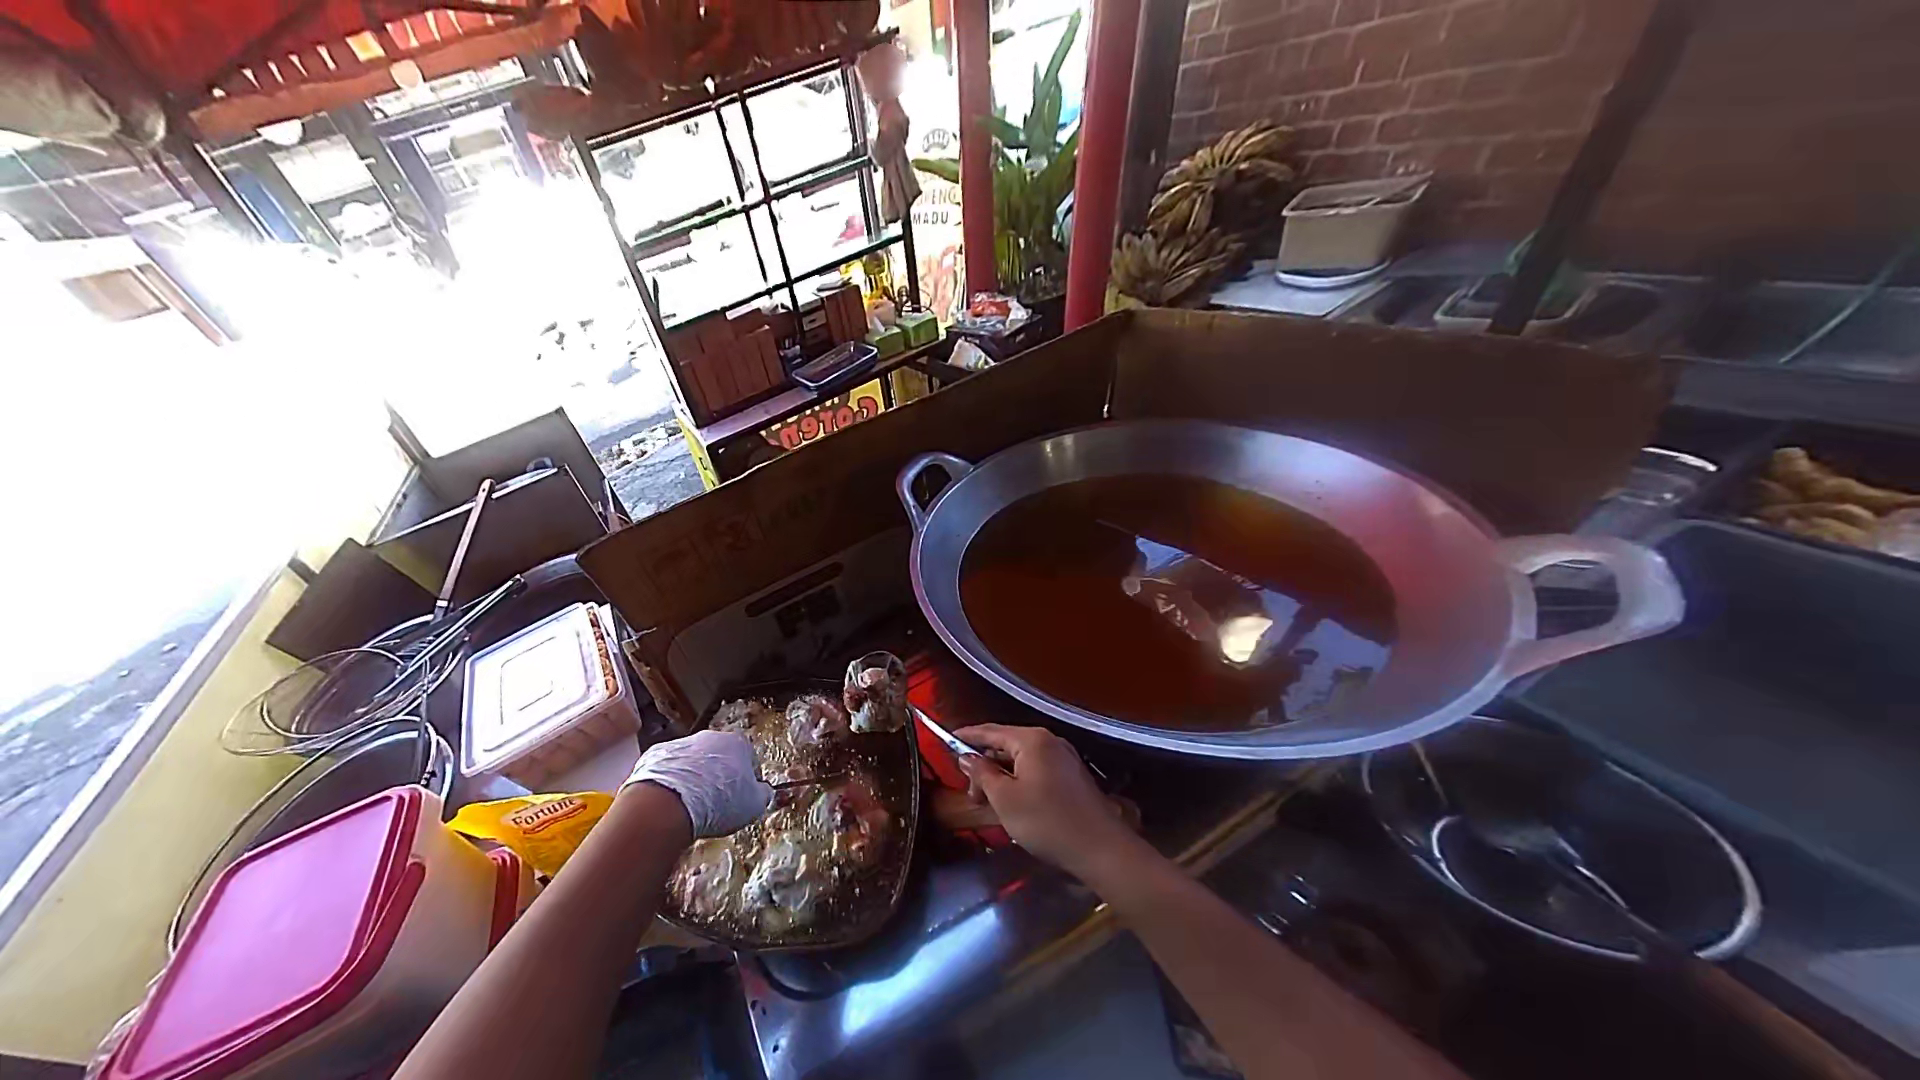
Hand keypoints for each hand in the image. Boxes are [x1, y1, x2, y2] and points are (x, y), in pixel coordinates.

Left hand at [623, 730, 771, 837]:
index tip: (743, 798)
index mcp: (739, 743)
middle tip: (716, 803)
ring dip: (695, 778)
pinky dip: (671, 782)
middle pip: (720, 757)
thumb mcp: (754, 805)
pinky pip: (668, 769)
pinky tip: (671, 803)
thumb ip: (763, 795)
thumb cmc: (718, 802)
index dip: (748, 780)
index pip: (750, 759)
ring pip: (693, 762)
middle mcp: (711, 737)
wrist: (669, 804)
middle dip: (720, 776)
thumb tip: (764, 793)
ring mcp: (681, 744)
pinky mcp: (655, 755)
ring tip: (691, 806)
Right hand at [953, 724, 1143, 879]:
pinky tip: (1011, 801)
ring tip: (987, 800)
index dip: (967, 736)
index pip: (990, 731)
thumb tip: (967, 758)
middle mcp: (1050, 741)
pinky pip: (1036, 769)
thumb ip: (982, 774)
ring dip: (1001, 775)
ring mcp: (1064, 758)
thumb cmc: (1047, 822)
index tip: (946, 739)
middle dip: (984, 763)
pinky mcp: (1071, 776)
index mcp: (1032, 740)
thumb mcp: (1005, 800)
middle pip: (1006, 744)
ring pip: (1021, 759)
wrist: (1100, 848)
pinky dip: (1019, 780)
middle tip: (969, 790)